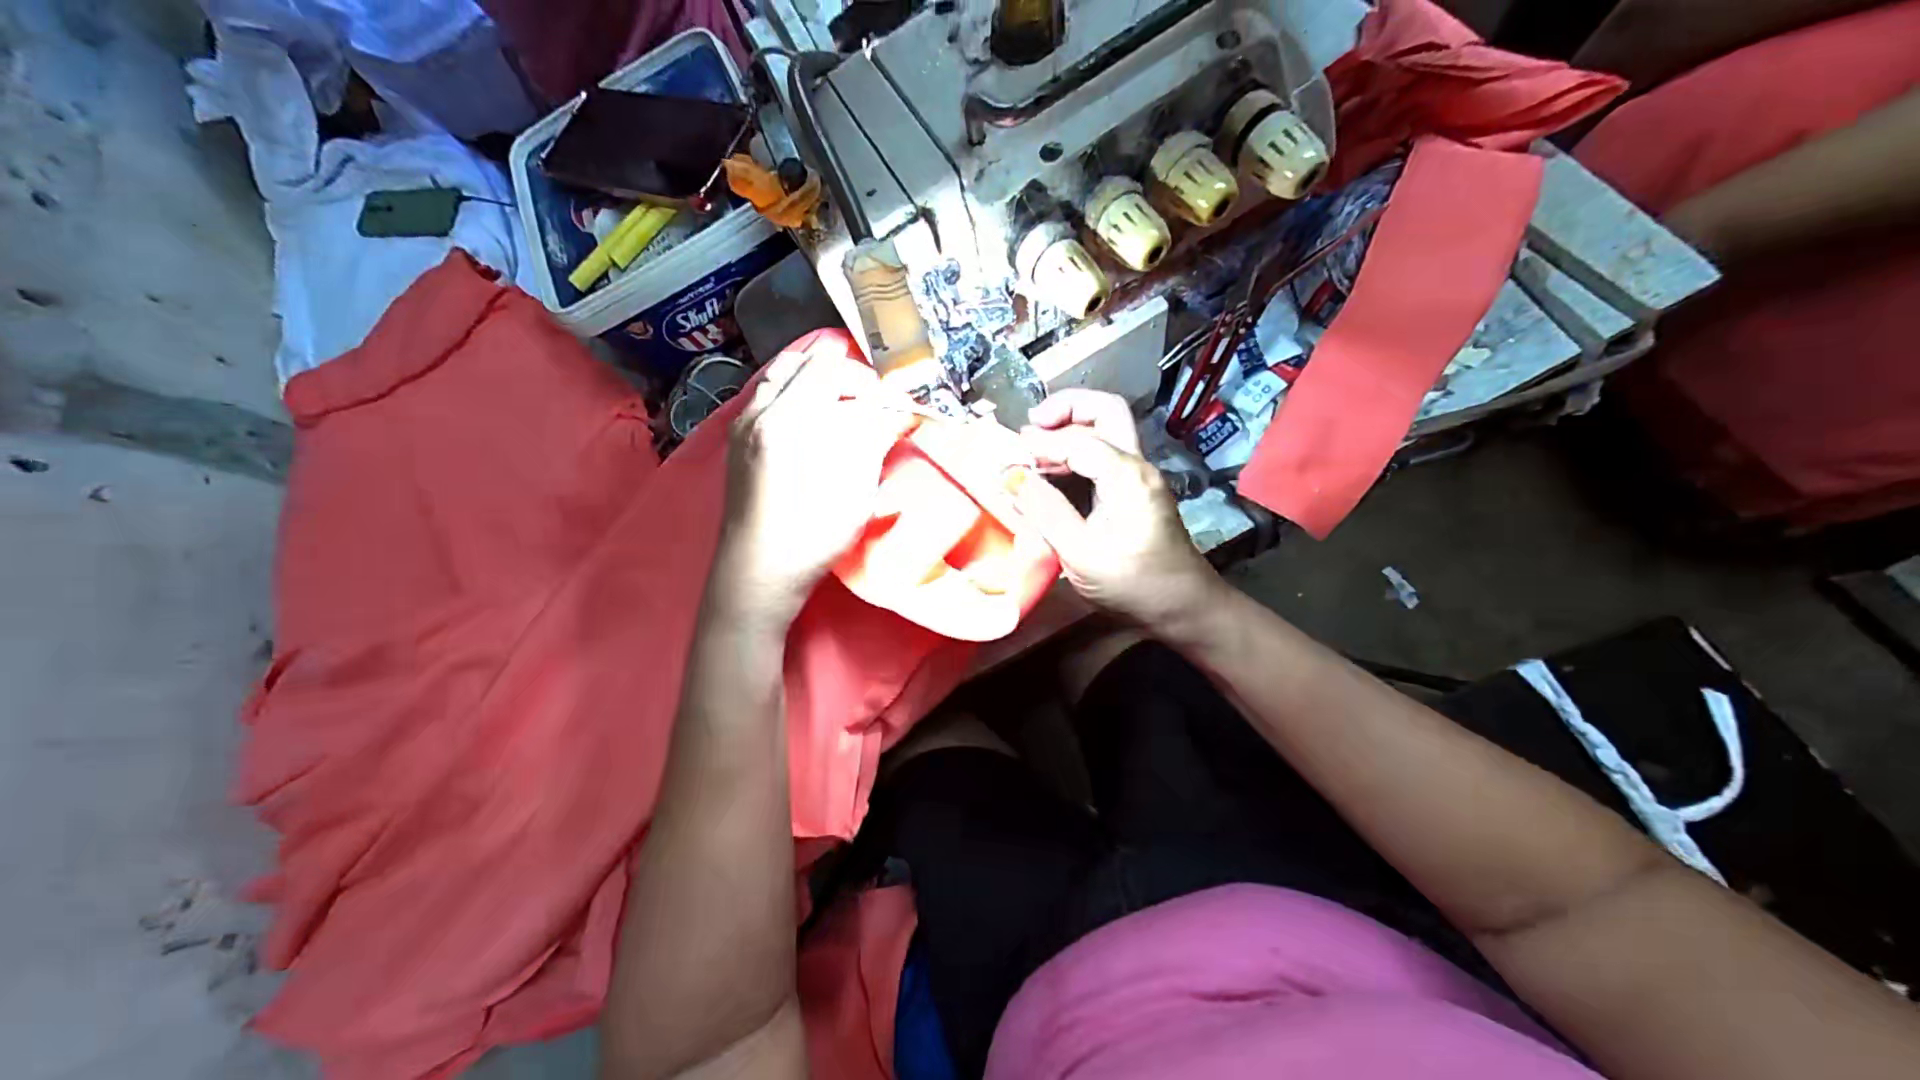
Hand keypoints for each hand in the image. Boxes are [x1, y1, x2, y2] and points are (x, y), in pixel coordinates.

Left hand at [714, 338, 914, 625]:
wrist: (755, 576)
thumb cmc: (807, 541)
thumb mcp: (853, 493)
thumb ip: (872, 441)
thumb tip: (891, 413)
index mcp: (785, 420)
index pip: (830, 369)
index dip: (867, 378)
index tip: (891, 397)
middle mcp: (757, 412)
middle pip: (803, 363)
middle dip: (843, 374)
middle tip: (872, 399)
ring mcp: (742, 425)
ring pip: (781, 375)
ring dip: (816, 380)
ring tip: (846, 404)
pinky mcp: (737, 442)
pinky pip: (768, 396)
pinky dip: (795, 393)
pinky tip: (815, 421)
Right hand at [1004, 389, 1221, 631]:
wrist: (1184, 607)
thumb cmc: (1134, 584)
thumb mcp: (1081, 554)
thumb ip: (1045, 511)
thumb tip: (1011, 477)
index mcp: (1126, 476)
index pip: (1077, 440)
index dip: (1041, 443)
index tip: (1010, 455)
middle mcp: (1137, 465)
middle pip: (1105, 411)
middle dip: (1066, 407)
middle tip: (1031, 422)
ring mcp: (1139, 475)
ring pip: (1107, 428)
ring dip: (1070, 428)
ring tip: (1034, 449)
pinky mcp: (1135, 489)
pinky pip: (1105, 453)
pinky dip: (1077, 450)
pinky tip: (1053, 472)